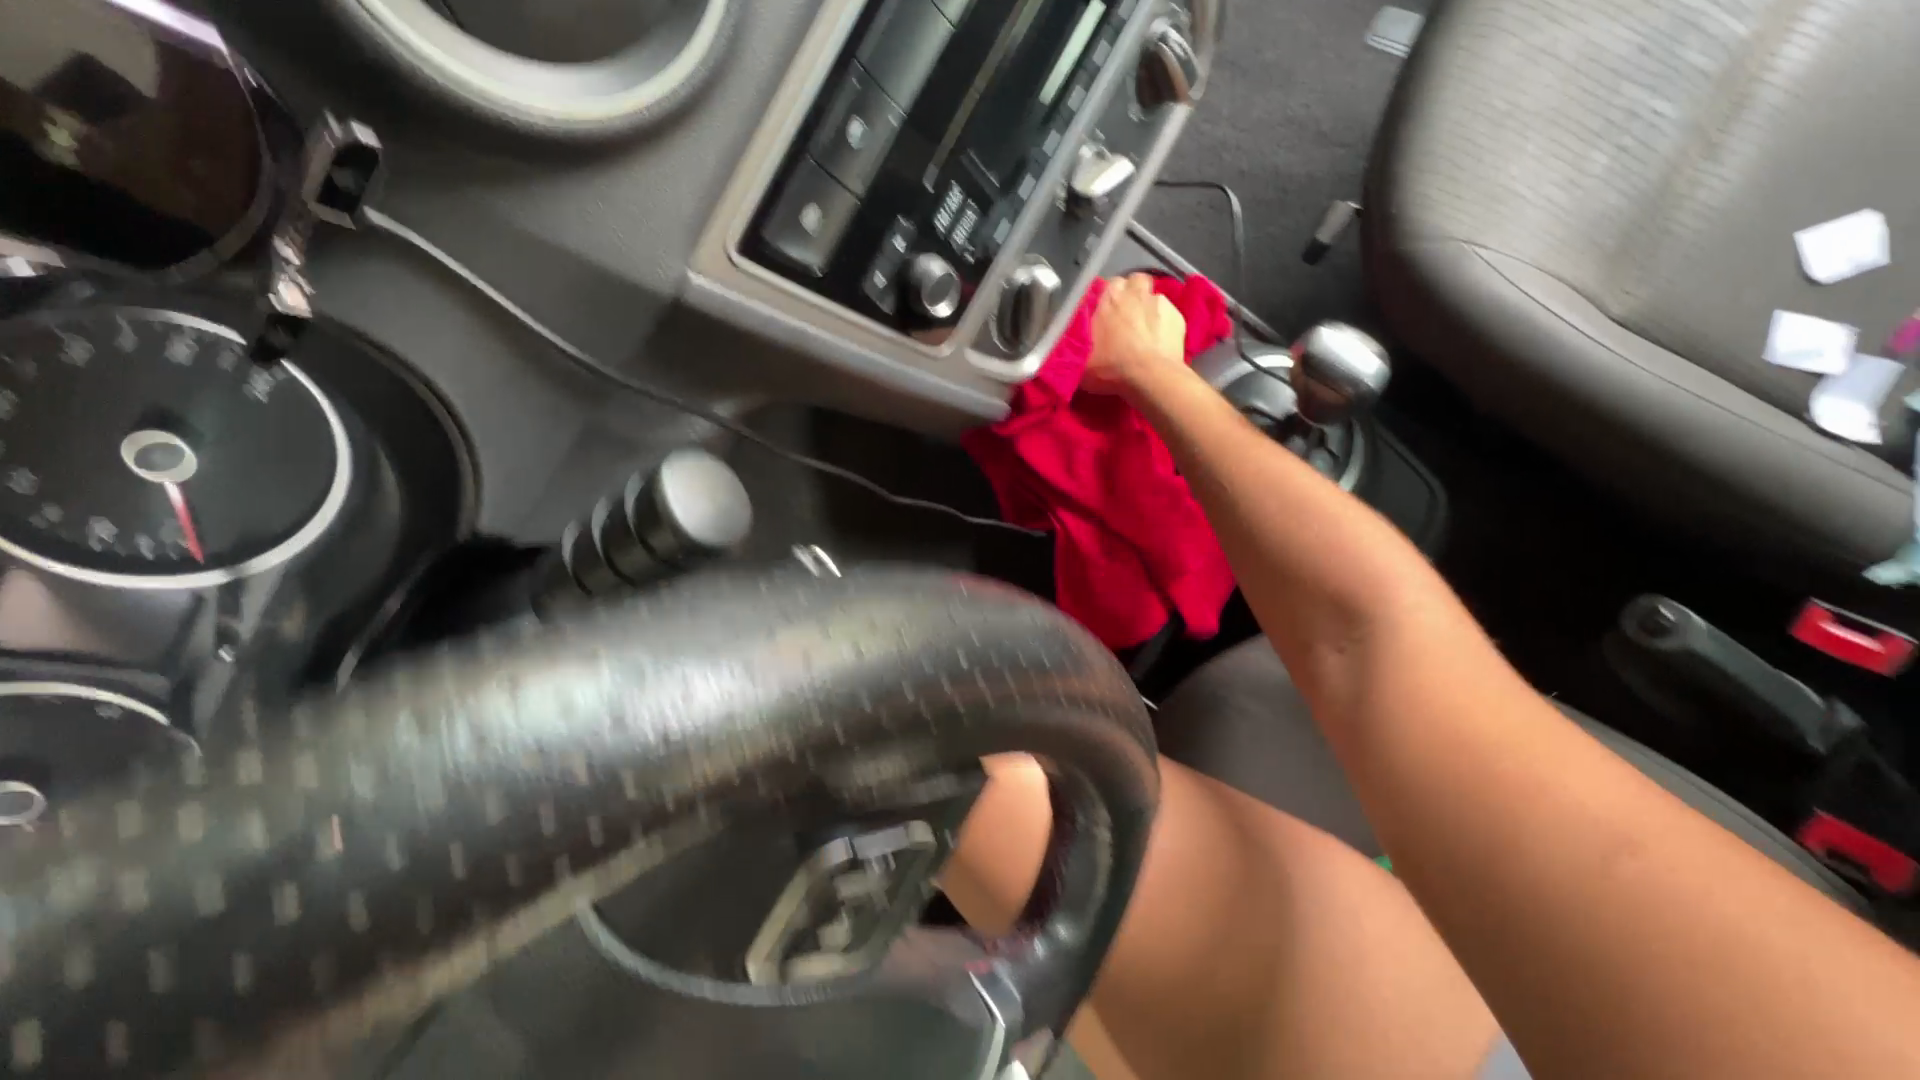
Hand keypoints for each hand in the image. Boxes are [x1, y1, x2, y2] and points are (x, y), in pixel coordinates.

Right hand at [1084, 274, 1186, 396]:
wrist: (1150, 378)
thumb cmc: (1111, 367)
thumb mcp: (1081, 360)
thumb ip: (1078, 343)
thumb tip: (1074, 342)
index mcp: (1109, 297)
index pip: (1108, 284)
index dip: (1108, 298)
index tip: (1105, 313)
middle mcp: (1135, 292)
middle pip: (1134, 281)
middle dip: (1131, 294)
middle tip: (1127, 315)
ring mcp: (1160, 302)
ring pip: (1153, 296)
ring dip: (1149, 308)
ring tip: (1145, 329)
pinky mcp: (1178, 317)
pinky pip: (1169, 314)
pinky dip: (1165, 324)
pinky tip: (1161, 340)